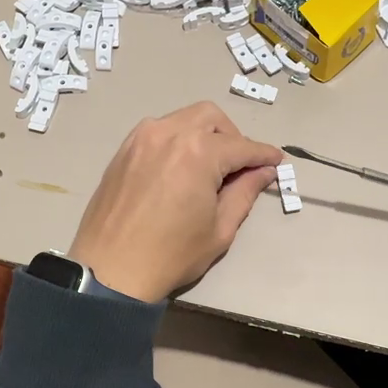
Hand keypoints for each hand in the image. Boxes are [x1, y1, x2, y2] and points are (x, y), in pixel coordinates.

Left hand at [69, 102, 282, 300]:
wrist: (110, 270)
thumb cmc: (171, 255)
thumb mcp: (220, 229)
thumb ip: (245, 192)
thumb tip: (264, 172)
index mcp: (199, 152)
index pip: (242, 146)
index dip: (264, 154)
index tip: (277, 161)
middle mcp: (170, 133)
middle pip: (212, 117)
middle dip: (233, 136)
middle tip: (240, 166)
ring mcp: (142, 137)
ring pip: (184, 118)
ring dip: (204, 134)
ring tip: (210, 166)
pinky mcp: (124, 149)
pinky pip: (160, 130)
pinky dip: (178, 139)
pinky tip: (181, 167)